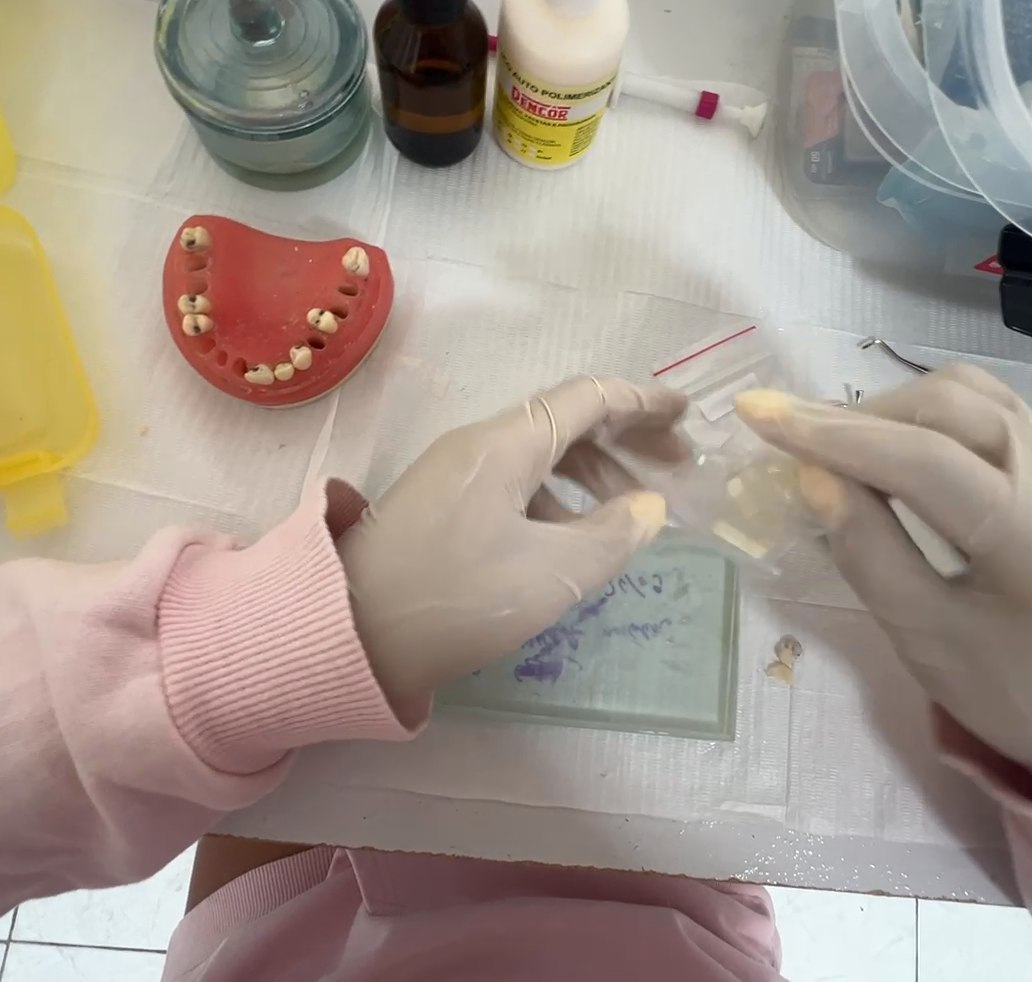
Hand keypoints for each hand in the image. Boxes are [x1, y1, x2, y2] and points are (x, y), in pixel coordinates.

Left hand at [338, 376, 685, 708]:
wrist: (345, 633)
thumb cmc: (456, 597)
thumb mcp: (550, 574)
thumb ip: (613, 536)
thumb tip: (650, 507)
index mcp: (507, 443)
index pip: (589, 398)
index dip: (643, 403)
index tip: (686, 417)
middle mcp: (481, 443)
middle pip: (567, 420)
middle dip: (626, 437)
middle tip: (675, 466)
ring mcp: (457, 471)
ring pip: (541, 454)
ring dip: (592, 472)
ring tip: (632, 510)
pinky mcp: (444, 502)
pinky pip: (515, 481)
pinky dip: (557, 497)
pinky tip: (572, 534)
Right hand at [735, 365, 1031, 780]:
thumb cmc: (1009, 693)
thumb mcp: (921, 637)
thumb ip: (865, 550)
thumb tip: (813, 473)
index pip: (927, 461)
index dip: (836, 433)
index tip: (758, 414)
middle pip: (953, 407)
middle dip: (860, 415)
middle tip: (797, 436)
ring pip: (976, 394)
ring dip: (896, 408)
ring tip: (845, 442)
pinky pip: (998, 411)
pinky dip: (933, 417)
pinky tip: (902, 448)